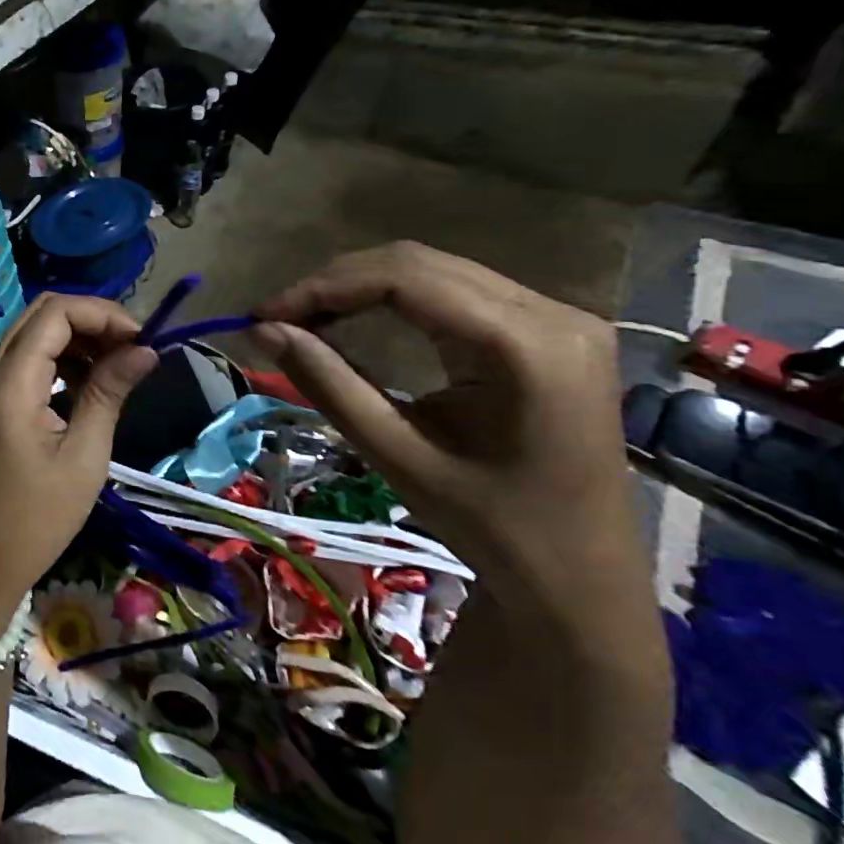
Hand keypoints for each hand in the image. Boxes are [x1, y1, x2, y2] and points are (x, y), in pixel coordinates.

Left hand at [0, 296, 157, 642]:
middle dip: (92, 320)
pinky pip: (29, 357)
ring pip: (36, 332)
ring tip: (119, 363)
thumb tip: (146, 350)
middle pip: (44, 313)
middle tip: (133, 347)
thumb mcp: (85, 455)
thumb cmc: (39, 516)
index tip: (141, 339)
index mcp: (12, 381)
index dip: (103, 313)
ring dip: (79, 337)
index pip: (57, 312)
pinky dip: (62, 357)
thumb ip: (108, 392)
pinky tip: (90, 381)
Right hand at [251, 242, 639, 611]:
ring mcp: (559, 317)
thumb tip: (264, 330)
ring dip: (365, 288)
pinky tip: (362, 319)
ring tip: (309, 319)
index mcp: (524, 345)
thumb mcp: (399, 456)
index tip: (264, 314)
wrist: (579, 578)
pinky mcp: (552, 331)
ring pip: (438, 272)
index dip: (325, 286)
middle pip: (422, 264)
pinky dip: (400, 300)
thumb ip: (330, 384)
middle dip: (340, 284)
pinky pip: (460, 293)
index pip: (406, 277)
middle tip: (280, 318)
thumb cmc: (492, 528)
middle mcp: (553, 312)